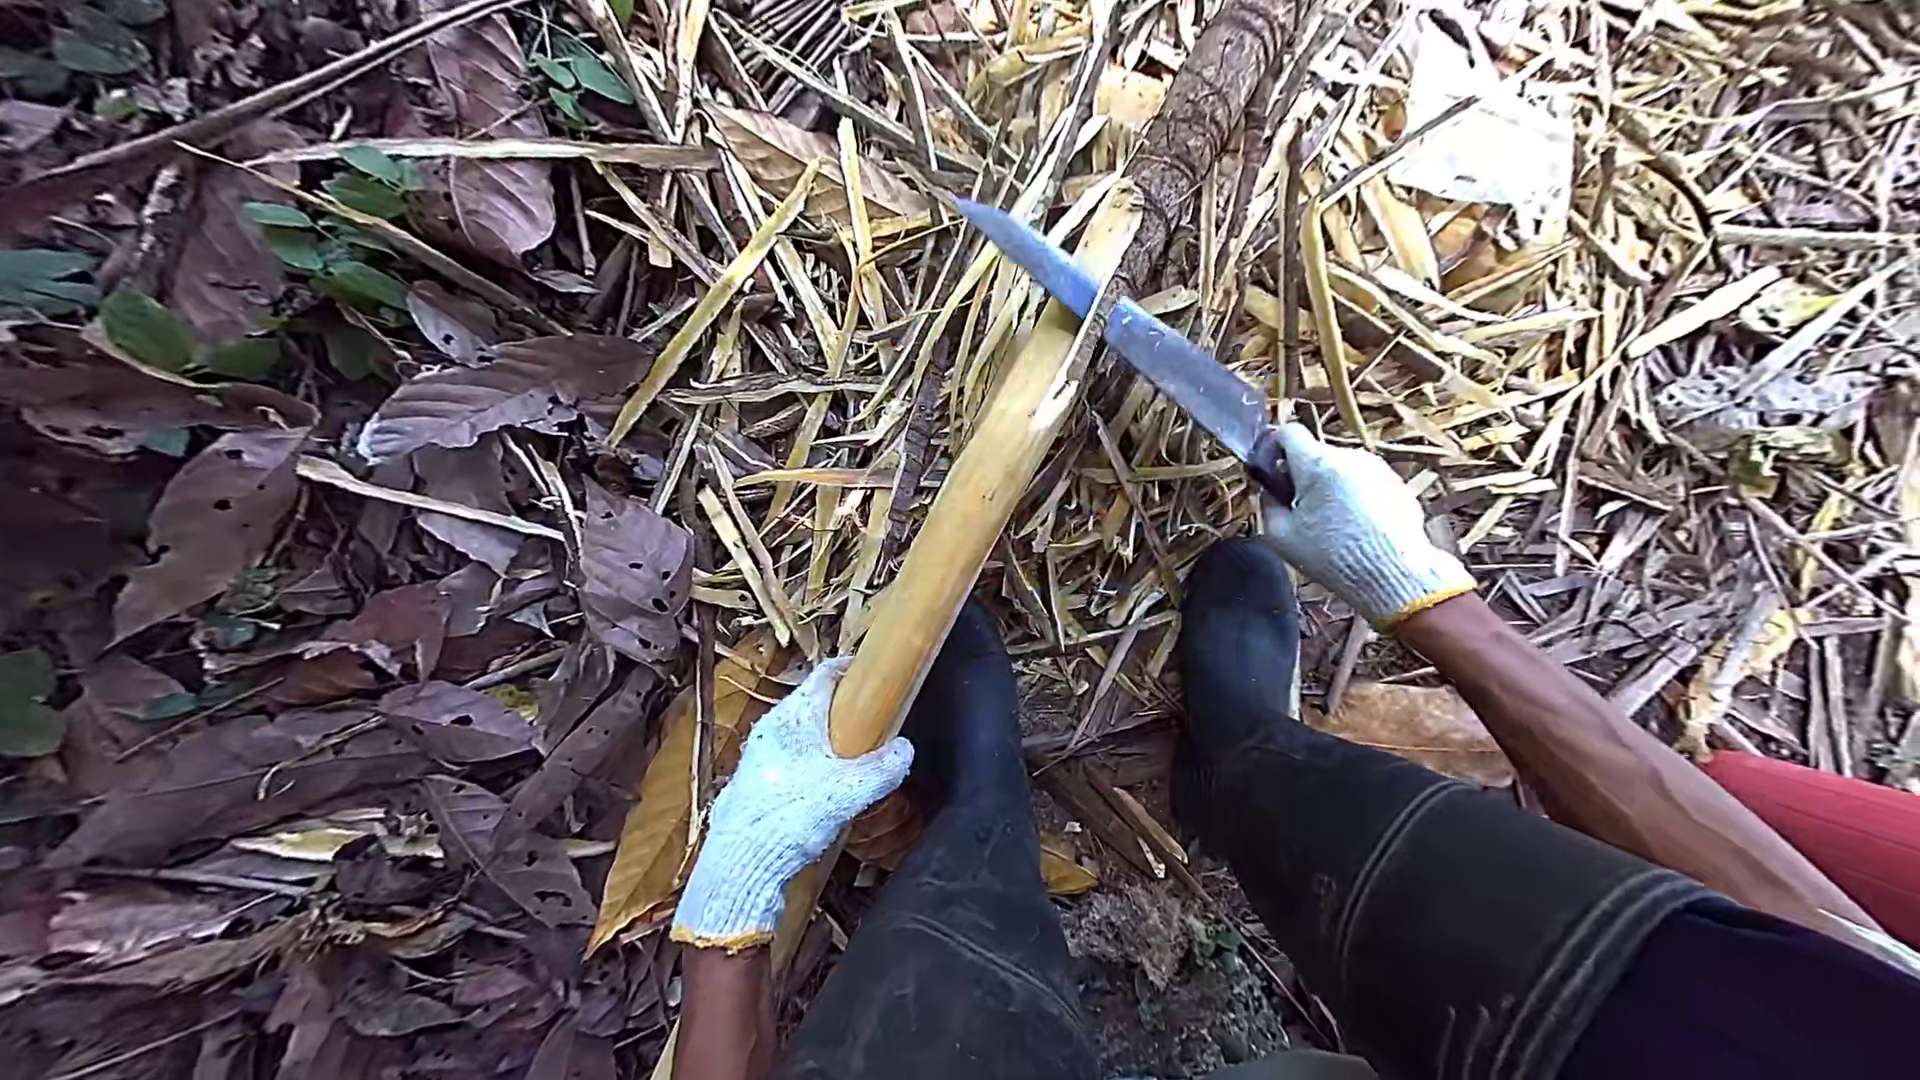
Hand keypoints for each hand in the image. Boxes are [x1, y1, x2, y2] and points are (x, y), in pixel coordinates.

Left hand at [671, 657, 912, 948]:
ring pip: (798, 732)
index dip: (850, 667)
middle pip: (812, 702)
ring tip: (849, 759)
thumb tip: (905, 749)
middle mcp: (771, 727)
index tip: (869, 671)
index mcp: (794, 716)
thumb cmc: (790, 818)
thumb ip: (883, 768)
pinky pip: (786, 759)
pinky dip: (806, 762)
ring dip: (824, 738)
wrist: (737, 869)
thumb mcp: (849, 791)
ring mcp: (757, 755)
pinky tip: (818, 791)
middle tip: (869, 720)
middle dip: (842, 708)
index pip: (825, 673)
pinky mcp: (752, 782)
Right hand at [1261, 423, 1474, 627]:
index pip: (1287, 432)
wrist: (1394, 576)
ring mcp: (1377, 468)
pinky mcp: (1396, 483)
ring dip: (1327, 486)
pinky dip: (1352, 496)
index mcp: (1317, 464)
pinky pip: (1362, 481)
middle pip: (1313, 454)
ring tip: (1328, 523)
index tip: (1269, 471)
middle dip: (1301, 475)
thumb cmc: (1331, 557)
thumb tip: (1268, 489)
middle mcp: (1350, 457)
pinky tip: (1353, 528)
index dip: (1271, 448)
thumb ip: (1267, 503)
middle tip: (1297, 510)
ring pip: (1338, 468)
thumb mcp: (1279, 534)